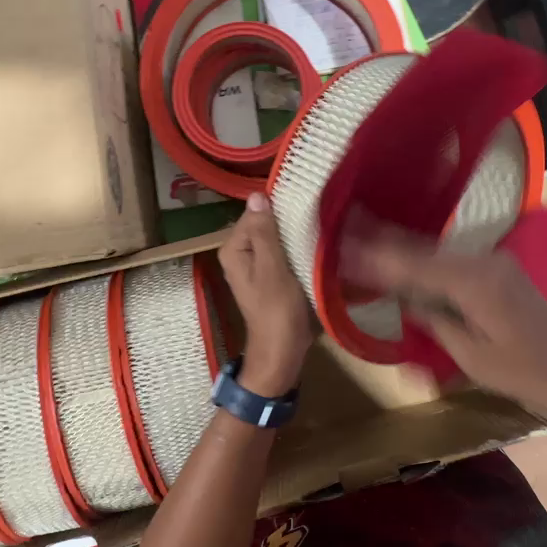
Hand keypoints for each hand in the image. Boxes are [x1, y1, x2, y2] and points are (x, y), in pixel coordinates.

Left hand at [217, 192, 313, 396]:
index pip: (254, 213)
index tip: (303, 214)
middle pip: (263, 224)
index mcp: (233, 249)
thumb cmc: (277, 310)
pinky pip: (279, 251)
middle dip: (285, 223)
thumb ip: (264, 233)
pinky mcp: (268, 274)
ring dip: (292, 236)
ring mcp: (253, 264)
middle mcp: (238, 253)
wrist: (283, 350)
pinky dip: (293, 249)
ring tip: (314, 235)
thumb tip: (256, 195)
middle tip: (312, 224)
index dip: (278, 211)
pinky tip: (309, 250)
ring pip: (273, 237)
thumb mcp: (273, 268)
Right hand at [343, 225, 546, 424]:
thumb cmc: (521, 372)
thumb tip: (403, 299)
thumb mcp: (470, 355)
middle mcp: (485, 262)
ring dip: (399, 244)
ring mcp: (493, 261)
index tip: (345, 247)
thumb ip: (435, 321)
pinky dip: (421, 254)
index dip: (379, 257)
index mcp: (477, 282)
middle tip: (346, 225)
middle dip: (383, 239)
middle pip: (424, 248)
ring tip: (362, 230)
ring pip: (435, 249)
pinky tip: (399, 249)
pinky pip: (450, 257)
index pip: (416, 264)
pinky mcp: (495, 267)